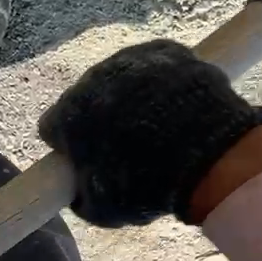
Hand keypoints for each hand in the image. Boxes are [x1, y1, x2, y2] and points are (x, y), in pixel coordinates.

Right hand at [38, 39, 261, 226]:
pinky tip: (178, 105)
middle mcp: (88, 81)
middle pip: (85, 99)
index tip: (85, 160)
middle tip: (127, 145)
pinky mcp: (164, 50)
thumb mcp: (102, 210)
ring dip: (130, 98)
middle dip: (100, 119)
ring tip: (158, 125)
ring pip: (119, 80)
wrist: (209, 153)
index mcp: (66, 117)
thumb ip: (82, 195)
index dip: (68, 145)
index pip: (52, 127)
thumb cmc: (146, 184)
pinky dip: (160, 82)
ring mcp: (127, 60)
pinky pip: (154, 65)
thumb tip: (79, 191)